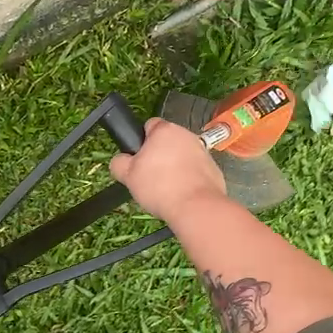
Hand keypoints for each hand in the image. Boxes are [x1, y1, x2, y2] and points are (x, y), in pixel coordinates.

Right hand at [109, 117, 228, 221]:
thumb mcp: (127, 176)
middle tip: (149, 177)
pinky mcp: (213, 167)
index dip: (142, 142)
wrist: (195, 206)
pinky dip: (188, 177)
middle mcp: (186, 134)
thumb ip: (119, 162)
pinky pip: (195, 169)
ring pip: (181, 155)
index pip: (149, 125)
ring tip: (166, 189)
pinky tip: (181, 193)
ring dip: (174, 166)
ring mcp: (202, 150)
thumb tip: (121, 160)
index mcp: (164, 130)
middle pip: (167, 141)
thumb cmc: (160, 187)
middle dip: (158, 155)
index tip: (139, 160)